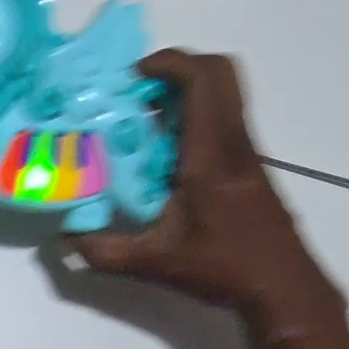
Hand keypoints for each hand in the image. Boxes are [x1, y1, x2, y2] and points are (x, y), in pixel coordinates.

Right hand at [69, 51, 341, 336]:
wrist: (283, 286)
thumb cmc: (224, 269)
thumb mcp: (154, 264)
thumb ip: (104, 252)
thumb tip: (65, 241)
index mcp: (211, 155)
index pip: (202, 80)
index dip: (169, 62)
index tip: (133, 76)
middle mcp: (235, 142)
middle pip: (220, 72)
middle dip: (178, 69)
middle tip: (140, 93)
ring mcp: (248, 153)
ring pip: (225, 95)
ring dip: (186, 95)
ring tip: (146, 125)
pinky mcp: (251, 167)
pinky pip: (224, 121)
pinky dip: (195, 120)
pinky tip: (167, 159)